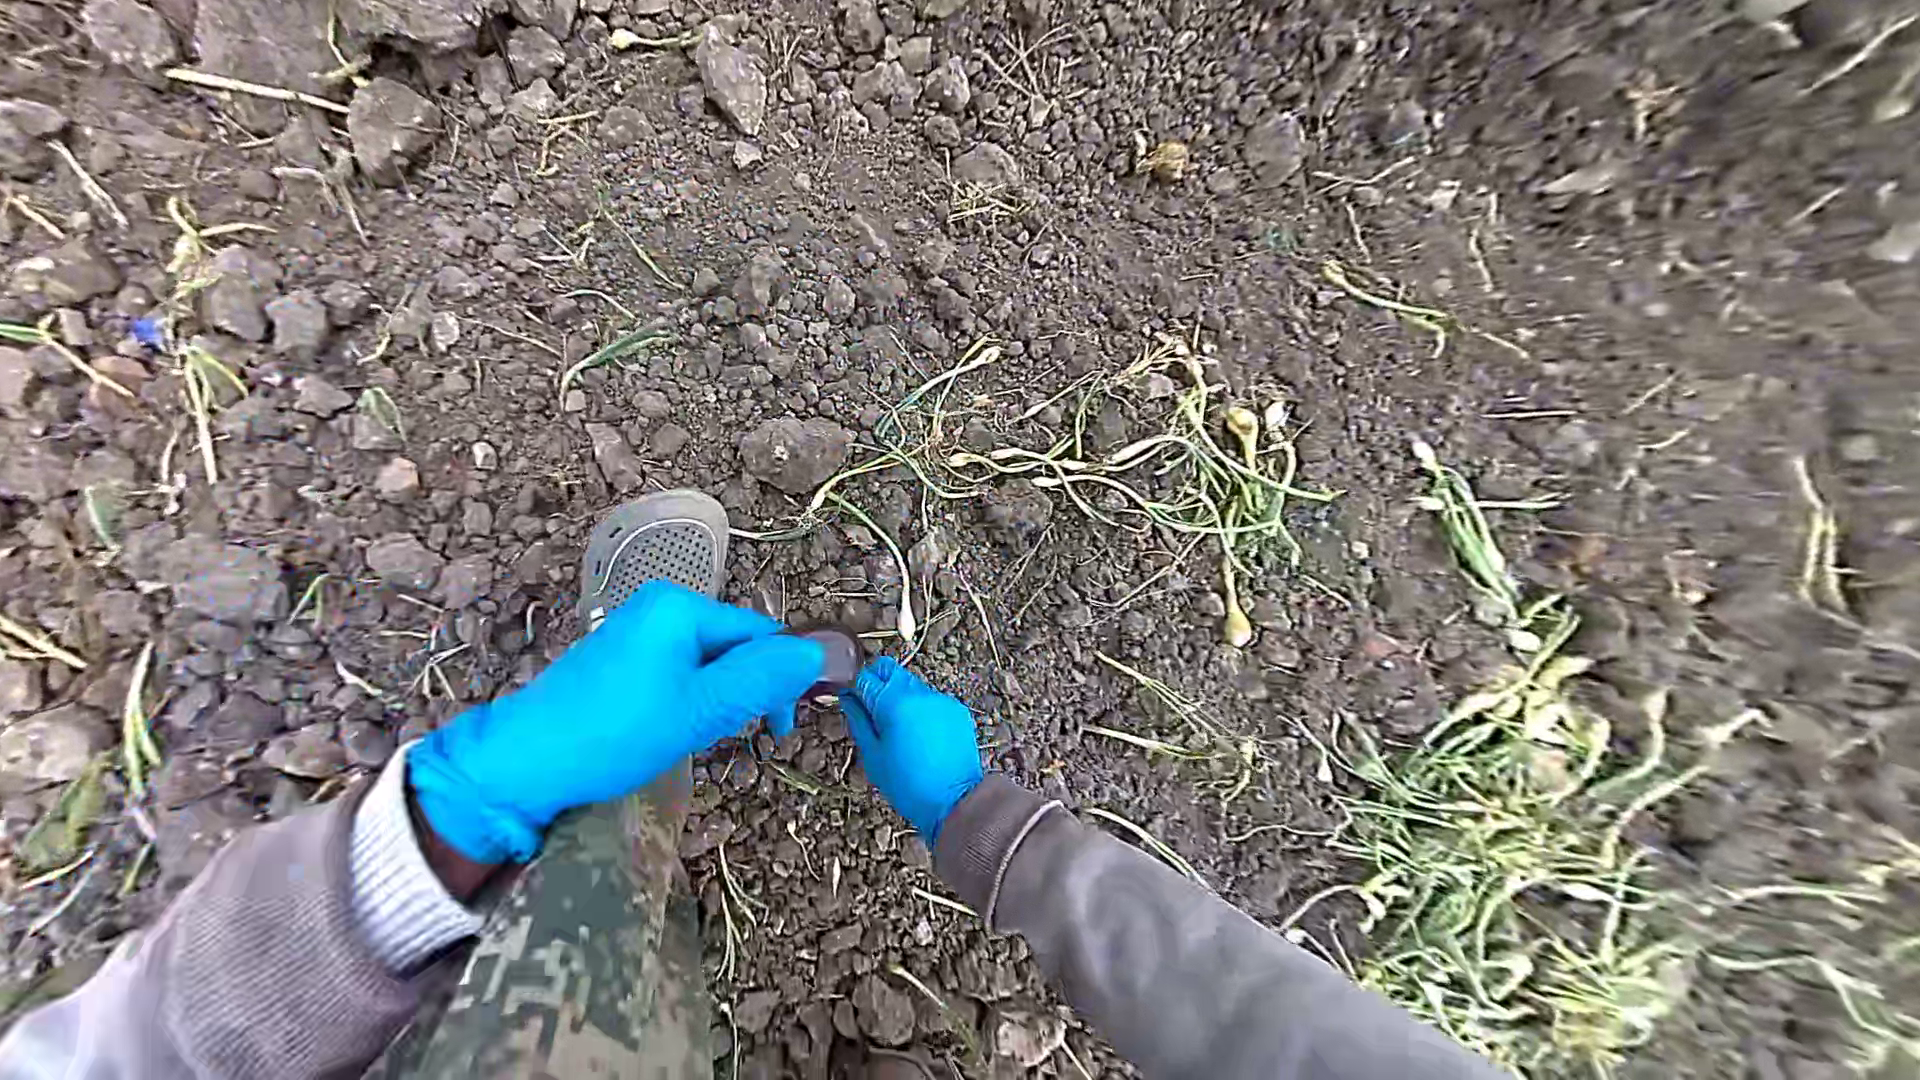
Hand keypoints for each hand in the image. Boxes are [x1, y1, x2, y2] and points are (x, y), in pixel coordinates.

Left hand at [408, 581, 823, 862]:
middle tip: (736, 734)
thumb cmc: (613, 734)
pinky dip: (696, 700)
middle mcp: (664, 609)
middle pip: (736, 647)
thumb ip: (760, 679)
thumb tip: (817, 653)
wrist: (518, 769)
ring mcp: (644, 632)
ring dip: (722, 700)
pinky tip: (683, 727)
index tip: (780, 725)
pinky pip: (685, 671)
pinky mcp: (631, 658)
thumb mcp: (698, 709)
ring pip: (713, 663)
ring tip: (703, 734)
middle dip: (746, 691)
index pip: (758, 635)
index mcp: (680, 608)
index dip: (780, 677)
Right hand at [842, 657, 983, 842]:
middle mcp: (920, 693)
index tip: (852, 700)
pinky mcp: (956, 709)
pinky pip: (931, 699)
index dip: (855, 688)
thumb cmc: (911, 786)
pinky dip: (921, 709)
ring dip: (900, 697)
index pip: (866, 677)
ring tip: (898, 730)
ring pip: (911, 684)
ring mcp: (941, 699)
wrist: (955, 801)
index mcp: (895, 703)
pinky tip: (920, 735)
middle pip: (890, 671)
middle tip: (873, 711)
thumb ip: (859, 720)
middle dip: (877, 685)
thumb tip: (848, 698)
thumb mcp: (873, 756)